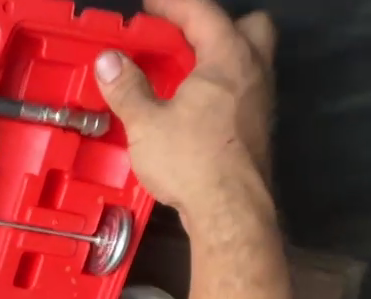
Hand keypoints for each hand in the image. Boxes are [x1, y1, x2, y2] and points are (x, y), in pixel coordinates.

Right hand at [96, 0, 276, 230]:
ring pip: (252, 60)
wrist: (230, 206)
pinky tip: (202, 111)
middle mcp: (253, 70)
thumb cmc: (190, 160)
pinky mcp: (259, 128)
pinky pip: (247, 91)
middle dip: (219, 26)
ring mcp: (262, 100)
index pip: (203, 13)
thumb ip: (128, 90)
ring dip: (224, 58)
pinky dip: (226, 89)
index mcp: (226, 58)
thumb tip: (107, 60)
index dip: (175, 4)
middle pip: (249, 27)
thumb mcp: (147, 125)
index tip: (152, 4)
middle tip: (187, 40)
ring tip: (191, 77)